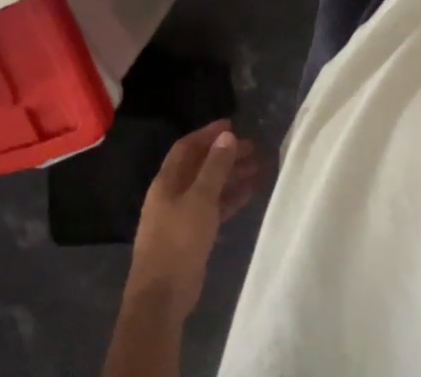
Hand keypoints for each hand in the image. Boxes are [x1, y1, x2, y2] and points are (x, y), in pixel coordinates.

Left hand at [126, 120, 261, 323]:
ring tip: (258, 168)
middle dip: (225, 154)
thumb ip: (215, 167)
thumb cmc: (179, 241)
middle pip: (200, 166)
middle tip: (254, 148)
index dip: (208, 134)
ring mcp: (181, 215)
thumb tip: (227, 136)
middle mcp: (172, 195)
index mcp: (166, 182)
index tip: (233, 125)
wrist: (162, 295)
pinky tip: (249, 193)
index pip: (187, 148)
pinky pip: (213, 207)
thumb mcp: (200, 199)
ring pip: (209, 187)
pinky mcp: (192, 234)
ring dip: (231, 175)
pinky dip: (230, 197)